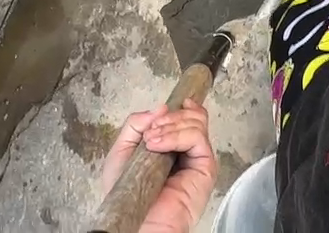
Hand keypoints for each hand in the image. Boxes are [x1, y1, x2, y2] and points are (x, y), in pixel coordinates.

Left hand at [98, 99, 217, 232]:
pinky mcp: (206, 167)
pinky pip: (197, 137)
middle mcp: (189, 151)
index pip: (189, 117)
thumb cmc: (127, 196)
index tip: (166, 109)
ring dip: (172, 124)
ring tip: (152, 140)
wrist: (136, 223)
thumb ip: (135, 125)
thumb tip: (162, 107)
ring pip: (198, 121)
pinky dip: (177, 134)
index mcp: (174, 147)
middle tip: (150, 132)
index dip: (181, 108)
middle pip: (195, 115)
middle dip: (171, 116)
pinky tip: (158, 145)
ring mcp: (199, 158)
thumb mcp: (122, 152)